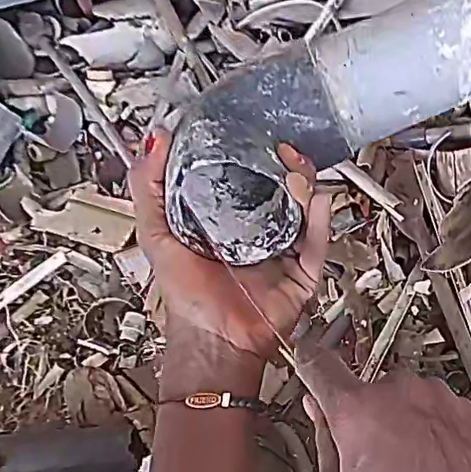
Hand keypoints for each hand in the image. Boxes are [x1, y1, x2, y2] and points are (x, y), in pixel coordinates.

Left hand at [130, 131, 330, 365]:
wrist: (214, 338)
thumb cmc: (186, 296)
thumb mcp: (156, 233)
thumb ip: (149, 187)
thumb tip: (155, 140)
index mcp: (225, 220)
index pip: (244, 176)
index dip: (251, 152)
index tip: (252, 133)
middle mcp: (257, 232)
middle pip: (281, 189)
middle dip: (285, 165)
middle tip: (281, 150)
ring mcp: (282, 251)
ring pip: (304, 211)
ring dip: (305, 186)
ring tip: (298, 171)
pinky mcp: (301, 273)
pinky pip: (318, 244)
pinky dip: (322, 221)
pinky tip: (316, 201)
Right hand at [299, 347, 470, 471]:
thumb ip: (323, 447)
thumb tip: (319, 419)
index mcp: (357, 413)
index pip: (319, 364)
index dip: (307, 362)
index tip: (305, 359)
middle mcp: (399, 392)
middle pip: (363, 390)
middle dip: (360, 418)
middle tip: (367, 463)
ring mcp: (437, 397)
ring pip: (399, 399)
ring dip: (397, 424)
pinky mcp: (464, 408)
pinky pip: (431, 409)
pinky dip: (427, 430)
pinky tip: (431, 470)